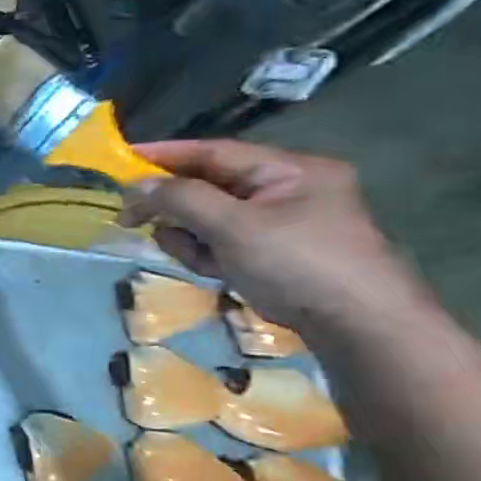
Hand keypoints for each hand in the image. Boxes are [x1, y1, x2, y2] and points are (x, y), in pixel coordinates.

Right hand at [121, 140, 425, 331]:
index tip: (120, 160)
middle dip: (174, 205)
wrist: (360, 328)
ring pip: (211, 218)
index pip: (214, 152)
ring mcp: (282, 225)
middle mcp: (287, 190)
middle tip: (131, 219)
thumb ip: (181, 199)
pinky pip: (225, 243)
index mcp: (290, 171)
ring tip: (196, 259)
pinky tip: (213, 272)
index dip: (164, 154)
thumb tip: (135, 185)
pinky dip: (209, 254)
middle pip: (209, 187)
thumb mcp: (234, 226)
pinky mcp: (276, 256)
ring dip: (190, 236)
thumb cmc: (299, 265)